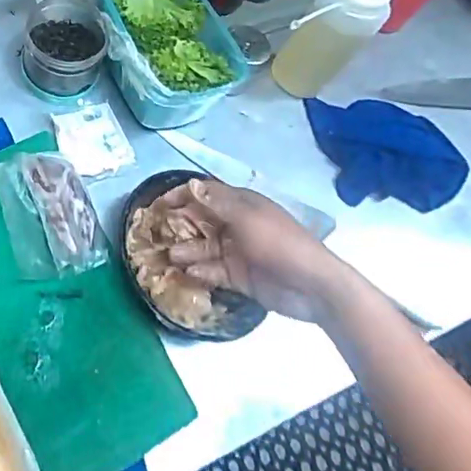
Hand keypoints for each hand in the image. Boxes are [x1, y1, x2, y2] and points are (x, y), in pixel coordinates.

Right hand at [169, 180, 357, 322]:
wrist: (315, 287)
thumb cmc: (279, 243)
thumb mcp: (246, 217)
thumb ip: (216, 202)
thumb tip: (190, 184)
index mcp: (239, 205)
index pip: (203, 194)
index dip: (180, 196)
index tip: (157, 204)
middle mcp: (234, 225)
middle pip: (199, 221)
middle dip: (177, 225)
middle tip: (154, 233)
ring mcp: (236, 251)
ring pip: (203, 247)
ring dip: (185, 250)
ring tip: (168, 257)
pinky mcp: (238, 276)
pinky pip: (213, 270)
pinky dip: (200, 270)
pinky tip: (188, 272)